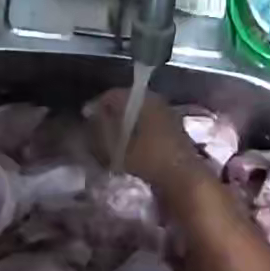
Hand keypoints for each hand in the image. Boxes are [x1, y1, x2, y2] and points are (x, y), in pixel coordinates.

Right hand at [85, 88, 206, 197]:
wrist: (182, 175)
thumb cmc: (147, 158)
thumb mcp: (115, 146)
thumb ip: (99, 128)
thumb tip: (91, 115)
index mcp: (142, 99)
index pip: (113, 94)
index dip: (97, 105)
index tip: (86, 117)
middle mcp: (156, 100)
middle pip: (128, 101)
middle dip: (112, 112)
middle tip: (98, 126)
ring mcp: (168, 112)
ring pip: (140, 111)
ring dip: (126, 120)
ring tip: (113, 136)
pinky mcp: (175, 127)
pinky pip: (150, 121)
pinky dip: (139, 128)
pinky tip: (132, 142)